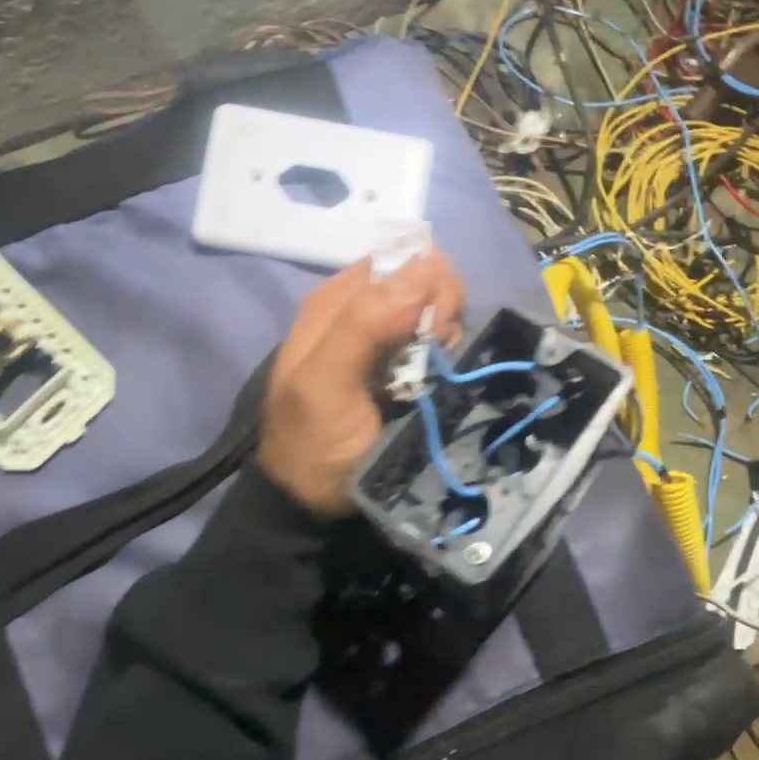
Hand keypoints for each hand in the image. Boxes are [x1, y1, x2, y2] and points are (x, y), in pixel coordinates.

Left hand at [258, 253, 464, 515]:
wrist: (311, 500)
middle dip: (441, 314)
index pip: (401, 260)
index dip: (427, 282)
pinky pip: (441, 350)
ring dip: (446, 342)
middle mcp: (366, 312)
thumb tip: (425, 264)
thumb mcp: (324, 381)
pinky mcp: (408, 374)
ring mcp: (389, 344)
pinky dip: (447, 363)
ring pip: (440, 316)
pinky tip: (433, 386)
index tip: (432, 324)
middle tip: (432, 356)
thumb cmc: (312, 440)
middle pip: (427, 283)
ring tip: (427, 379)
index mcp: (337, 301)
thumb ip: (364, 323)